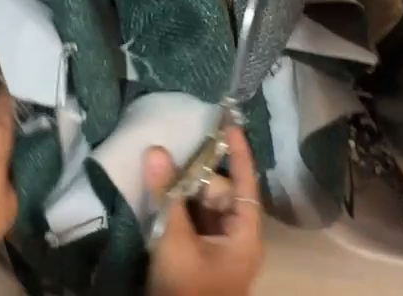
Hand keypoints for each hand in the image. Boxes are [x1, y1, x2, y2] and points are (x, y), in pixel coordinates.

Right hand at [144, 125, 264, 295]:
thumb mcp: (175, 240)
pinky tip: (159, 187)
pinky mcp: (199, 253)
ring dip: (183, 186)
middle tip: (170, 151)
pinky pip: (191, 216)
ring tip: (160, 164)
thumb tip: (156, 148)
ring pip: (202, 202)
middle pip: (219, 190)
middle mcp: (236, 236)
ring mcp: (217, 245)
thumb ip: (166, 194)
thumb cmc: (188, 289)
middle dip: (196, 171)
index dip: (238, 153)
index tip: (230, 122)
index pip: (246, 184)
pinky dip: (178, 202)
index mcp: (244, 235)